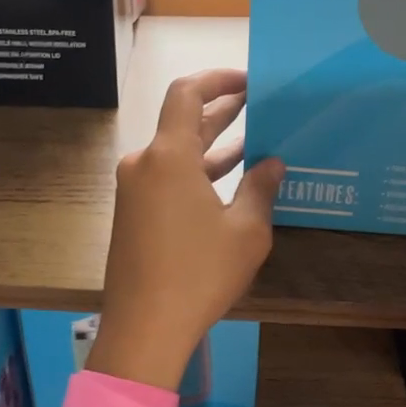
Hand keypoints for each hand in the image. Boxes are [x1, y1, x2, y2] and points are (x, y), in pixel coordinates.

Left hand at [88, 69, 284, 392]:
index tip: (249, 80)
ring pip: (176, 152)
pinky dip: (197, 172)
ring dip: (212, 144)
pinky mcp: (133, 213)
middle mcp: (144, 163)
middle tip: (259, 102)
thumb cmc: (199, 275)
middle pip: (182, 121)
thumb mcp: (245, 232)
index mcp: (168, 156)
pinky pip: (167, 178)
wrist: (144, 328)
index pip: (187, 93)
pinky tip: (229, 180)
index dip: (218, 78)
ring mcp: (135, 190)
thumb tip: (271, 163)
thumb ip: (260, 188)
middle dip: (221, 110)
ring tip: (253, 138)